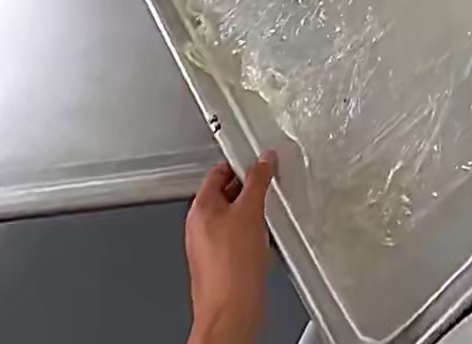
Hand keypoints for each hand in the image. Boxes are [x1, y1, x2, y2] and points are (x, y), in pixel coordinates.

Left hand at [185, 152, 277, 343]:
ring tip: (271, 209)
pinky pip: (243, 235)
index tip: (259, 159)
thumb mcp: (250, 210)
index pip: (218, 171)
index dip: (240, 162)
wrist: (234, 313)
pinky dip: (257, 230)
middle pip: (229, 192)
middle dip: (251, 186)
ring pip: (238, 214)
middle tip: (269, 181)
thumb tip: (264, 161)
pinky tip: (269, 234)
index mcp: (200, 209)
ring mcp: (214, 245)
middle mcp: (203, 226)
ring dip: (256, 210)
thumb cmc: (230, 269)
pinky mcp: (227, 261)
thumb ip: (258, 180)